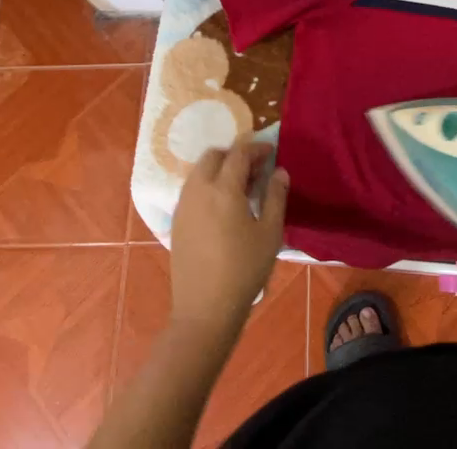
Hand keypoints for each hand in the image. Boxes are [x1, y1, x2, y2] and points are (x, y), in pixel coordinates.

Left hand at [169, 139, 288, 341]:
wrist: (205, 308)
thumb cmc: (244, 270)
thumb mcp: (270, 233)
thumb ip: (276, 197)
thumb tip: (279, 172)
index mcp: (223, 189)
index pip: (238, 153)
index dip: (256, 148)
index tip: (271, 152)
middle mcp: (198, 190)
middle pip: (213, 155)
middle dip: (234, 154)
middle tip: (255, 168)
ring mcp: (183, 205)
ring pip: (199, 171)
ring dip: (219, 168)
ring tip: (240, 187)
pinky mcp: (176, 221)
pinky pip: (191, 189)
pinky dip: (207, 184)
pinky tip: (222, 206)